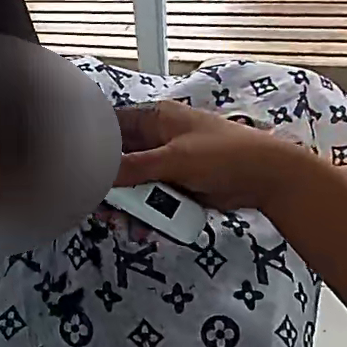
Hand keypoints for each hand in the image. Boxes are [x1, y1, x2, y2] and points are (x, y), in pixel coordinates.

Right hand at [113, 102, 319, 210]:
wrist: (267, 178)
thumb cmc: (224, 155)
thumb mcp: (175, 159)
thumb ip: (134, 167)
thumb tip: (97, 175)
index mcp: (157, 118)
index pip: (114, 125)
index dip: (95, 143)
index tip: (80, 167)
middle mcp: (158, 139)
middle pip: (120, 161)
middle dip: (111, 186)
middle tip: (101, 208)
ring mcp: (168, 164)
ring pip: (134, 185)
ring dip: (128, 205)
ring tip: (123, 224)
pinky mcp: (177, 186)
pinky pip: (152, 199)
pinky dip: (147, 213)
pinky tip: (144, 228)